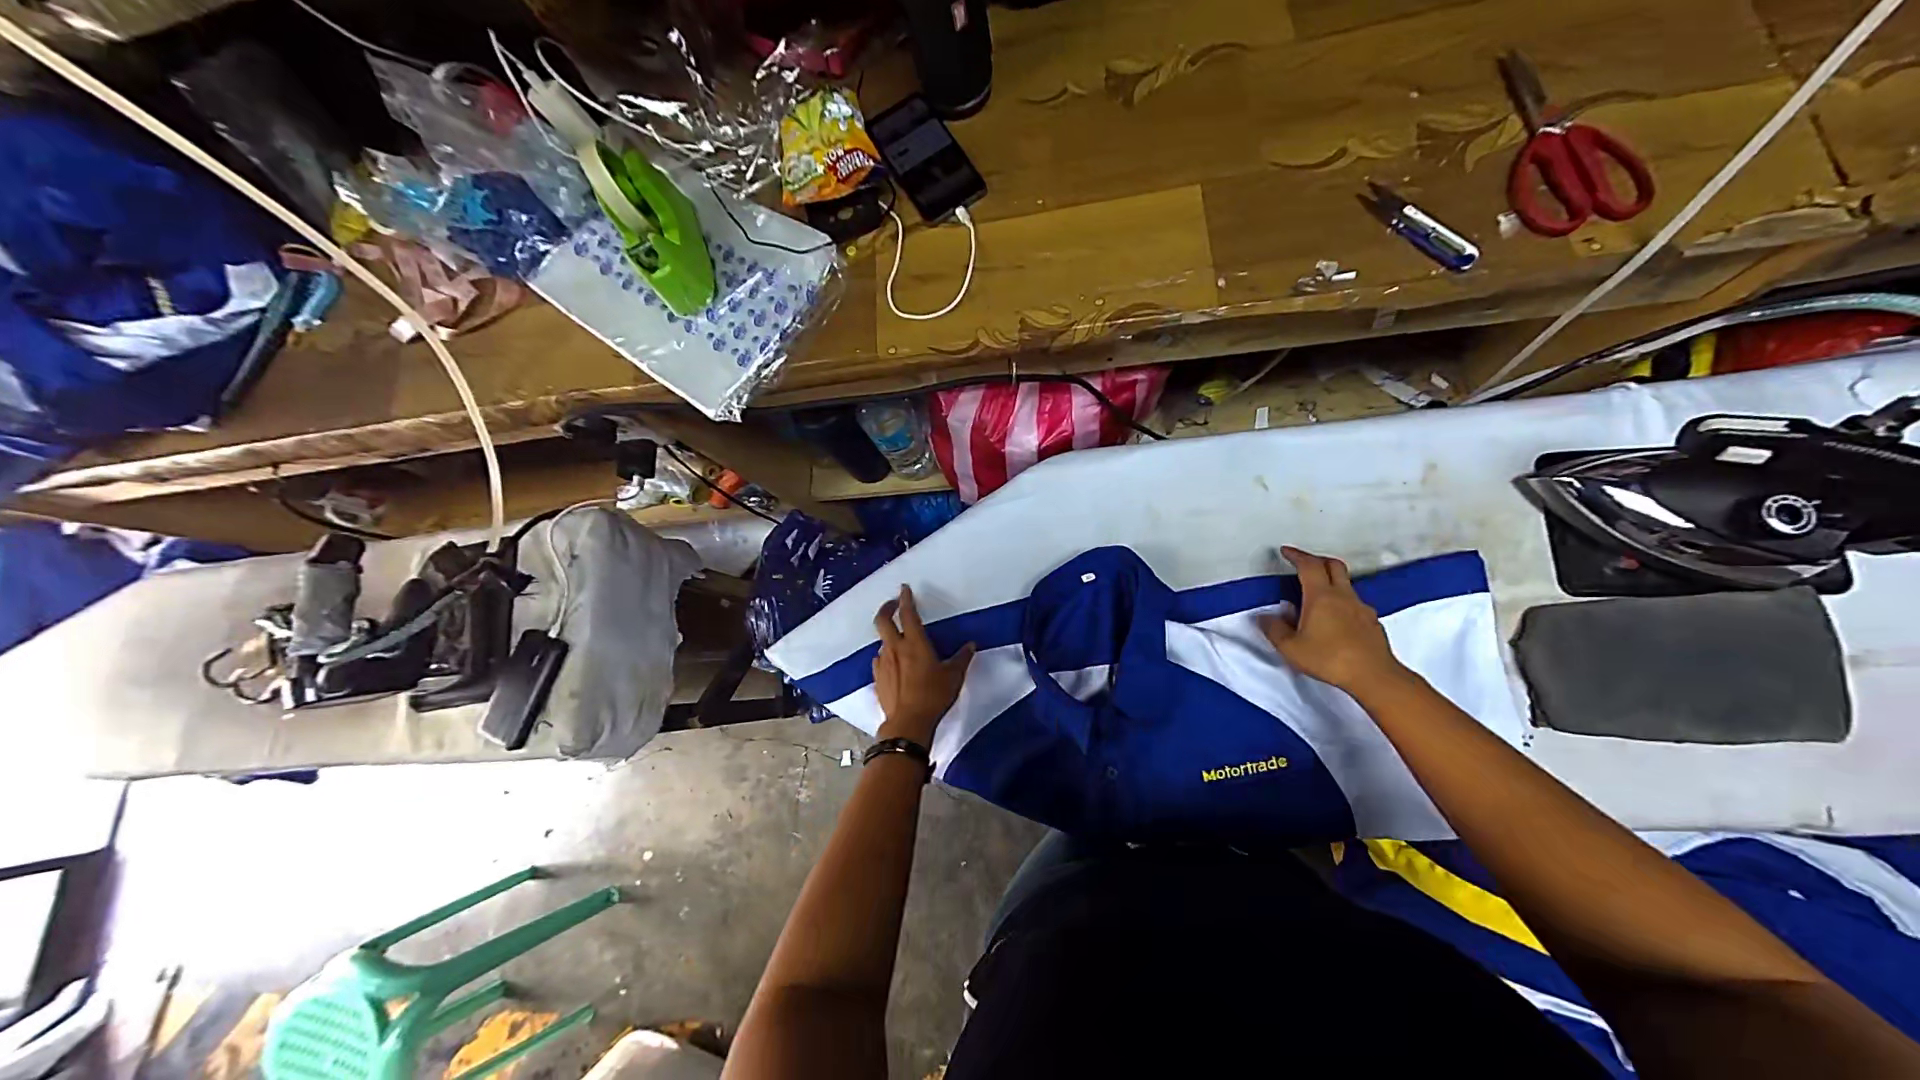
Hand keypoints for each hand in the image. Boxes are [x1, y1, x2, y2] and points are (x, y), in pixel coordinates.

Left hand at [872, 585, 975, 744]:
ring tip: (899, 640)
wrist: (908, 723)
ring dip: (888, 636)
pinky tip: (894, 664)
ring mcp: (883, 663)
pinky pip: (880, 660)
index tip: (904, 588)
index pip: (907, 614)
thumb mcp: (954, 676)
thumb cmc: (934, 695)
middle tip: (893, 604)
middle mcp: (895, 648)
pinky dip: (886, 656)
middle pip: (882, 621)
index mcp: (914, 643)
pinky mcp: (877, 678)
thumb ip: (962, 657)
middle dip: (886, 608)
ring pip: (882, 642)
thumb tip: (971, 645)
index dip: (905, 598)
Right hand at [1259, 546, 1411, 694]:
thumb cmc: (1330, 659)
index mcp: (1321, 596)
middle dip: (1316, 560)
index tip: (1286, 552)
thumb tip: (1265, 617)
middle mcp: (1343, 596)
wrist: (1373, 675)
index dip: (1296, 555)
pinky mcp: (1372, 621)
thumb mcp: (1290, 647)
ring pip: (1346, 583)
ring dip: (1330, 581)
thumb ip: (1274, 629)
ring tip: (1316, 594)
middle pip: (1333, 565)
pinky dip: (1342, 601)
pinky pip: (1355, 602)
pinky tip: (1335, 618)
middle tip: (1304, 563)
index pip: (1309, 565)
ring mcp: (1361, 607)